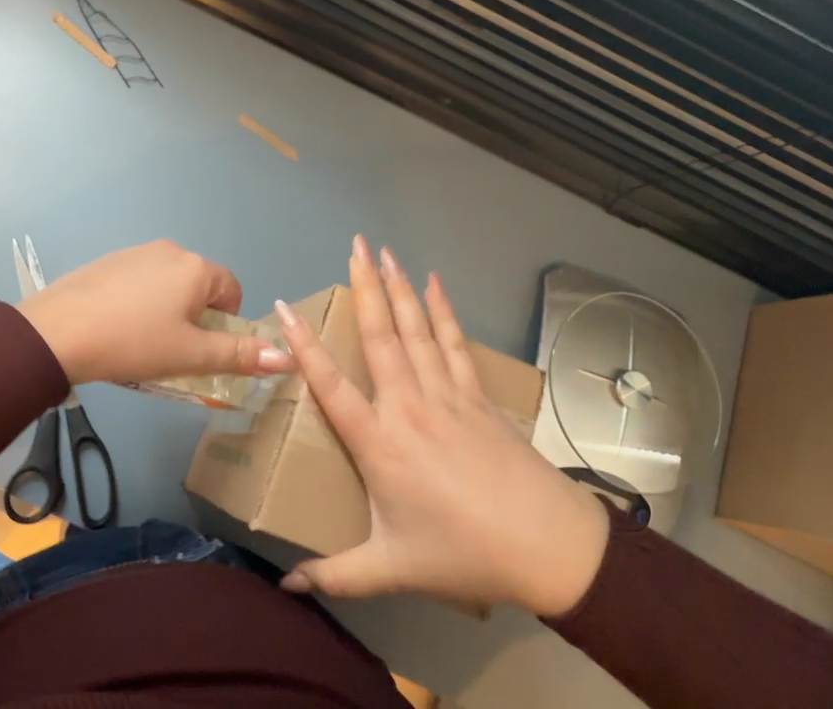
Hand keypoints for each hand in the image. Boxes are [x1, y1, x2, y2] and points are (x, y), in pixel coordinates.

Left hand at [16, 240, 294, 386]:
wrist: (58, 332)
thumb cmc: (134, 343)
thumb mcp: (190, 355)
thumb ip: (238, 355)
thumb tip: (286, 357)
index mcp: (196, 268)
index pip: (232, 291)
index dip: (227, 323)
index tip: (203, 349)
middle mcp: (170, 250)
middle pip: (200, 286)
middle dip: (195, 318)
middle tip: (173, 351)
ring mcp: (135, 252)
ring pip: (168, 285)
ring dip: (167, 311)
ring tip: (142, 343)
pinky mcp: (107, 262)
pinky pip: (139, 283)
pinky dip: (139, 304)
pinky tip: (117, 328)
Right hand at [274, 235, 608, 615]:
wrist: (547, 545)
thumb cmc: (462, 553)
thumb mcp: (391, 569)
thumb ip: (335, 576)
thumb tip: (286, 587)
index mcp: (379, 444)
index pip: (331, 385)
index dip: (305, 345)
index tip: (285, 307)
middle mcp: (408, 407)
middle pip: (379, 337)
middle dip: (363, 287)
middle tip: (352, 244)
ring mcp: (447, 396)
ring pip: (416, 330)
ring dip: (397, 288)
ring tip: (382, 251)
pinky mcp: (477, 396)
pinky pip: (455, 344)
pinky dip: (444, 311)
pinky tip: (435, 284)